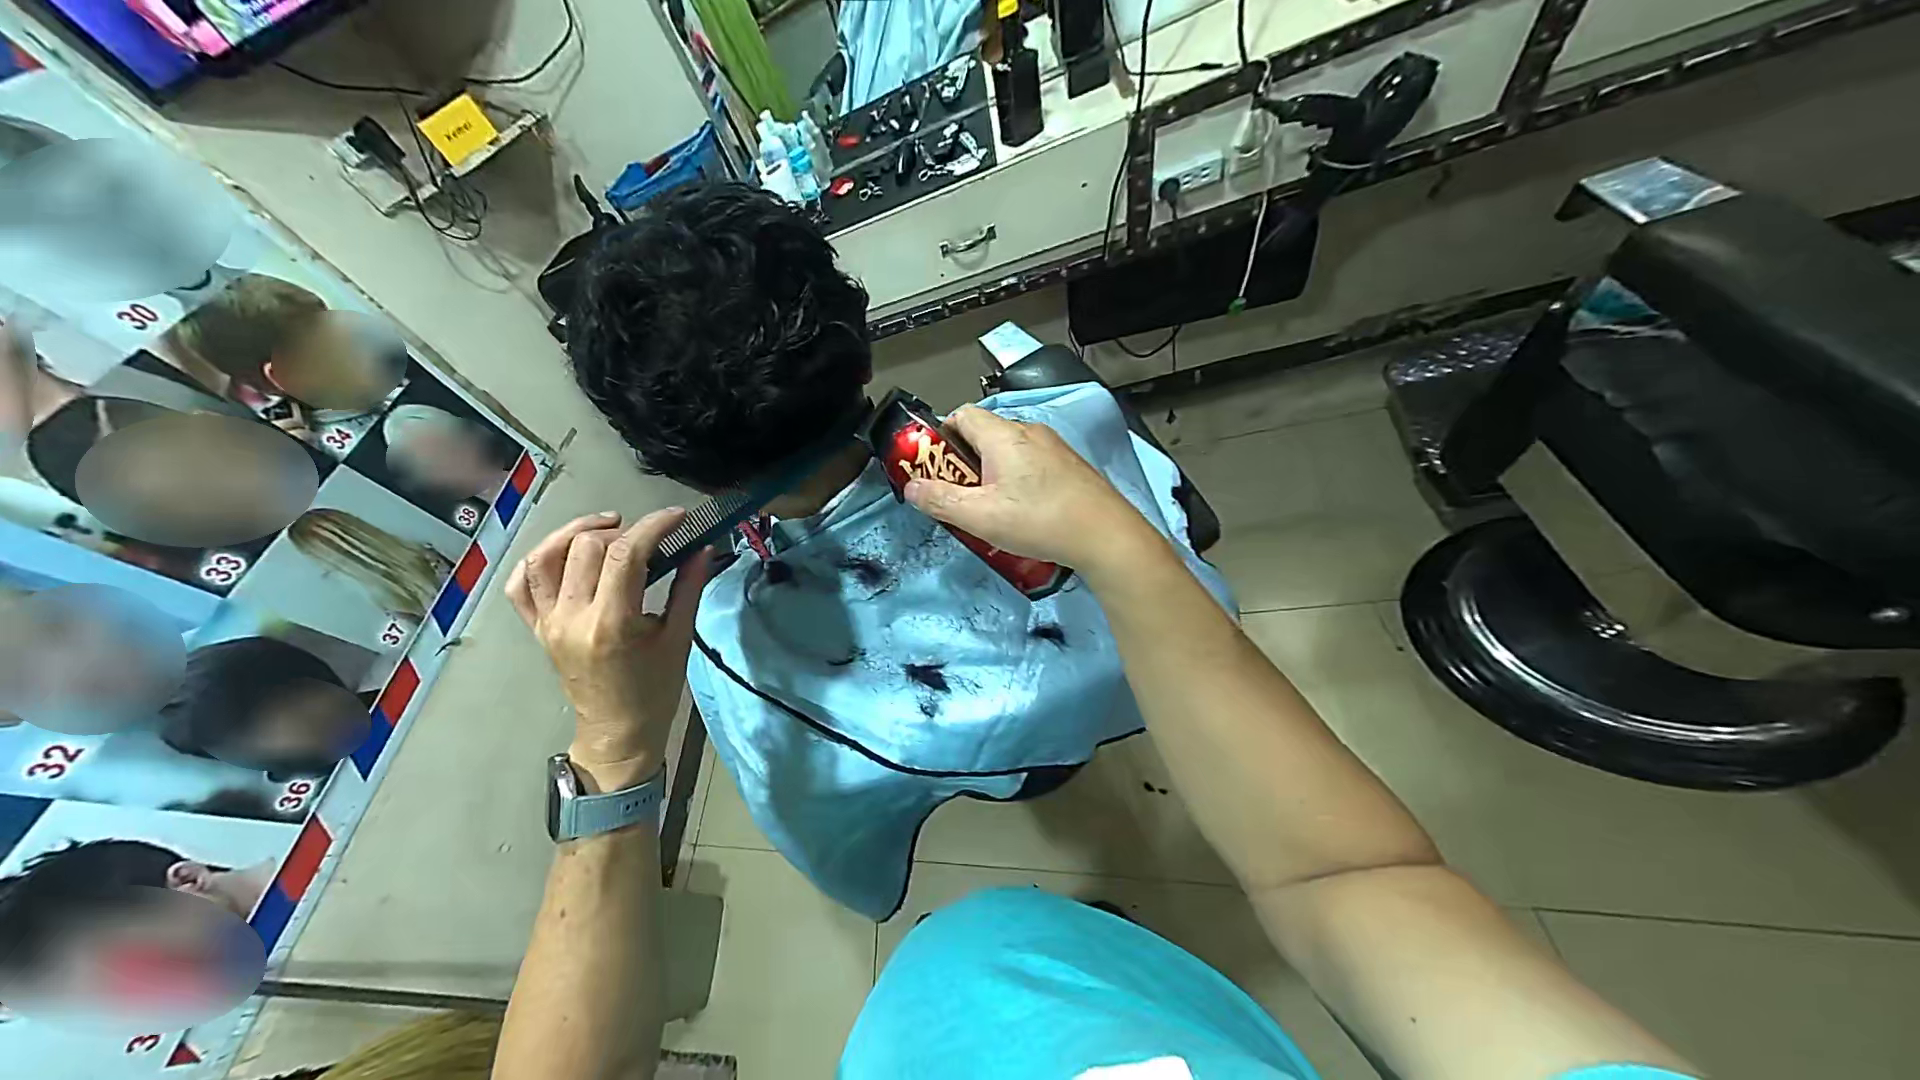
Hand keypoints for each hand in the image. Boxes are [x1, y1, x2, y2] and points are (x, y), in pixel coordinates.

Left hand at [505, 509, 711, 781]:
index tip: (677, 516)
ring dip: (576, 531)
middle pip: (586, 547)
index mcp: (611, 623)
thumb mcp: (679, 638)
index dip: (653, 526)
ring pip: (545, 557)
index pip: (626, 553)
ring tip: (608, 526)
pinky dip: (540, 558)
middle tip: (650, 535)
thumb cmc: (655, 689)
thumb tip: (702, 548)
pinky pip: (522, 584)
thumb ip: (688, 588)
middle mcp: (572, 617)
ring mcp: (548, 622)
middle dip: (623, 529)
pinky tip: (567, 550)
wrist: (618, 730)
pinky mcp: (537, 628)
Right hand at [902, 406, 1158, 575]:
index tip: (936, 467)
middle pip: (984, 434)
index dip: (941, 437)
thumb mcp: (981, 517)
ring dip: (992, 474)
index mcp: (1004, 436)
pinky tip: (1024, 511)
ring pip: (1009, 451)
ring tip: (991, 509)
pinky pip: (1032, 463)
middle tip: (960, 496)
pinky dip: (1018, 480)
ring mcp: (1054, 447)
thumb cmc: (1042, 521)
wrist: (1107, 535)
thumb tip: (912, 488)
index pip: (961, 414)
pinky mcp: (1070, 465)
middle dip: (965, 462)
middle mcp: (1030, 431)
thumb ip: (941, 500)